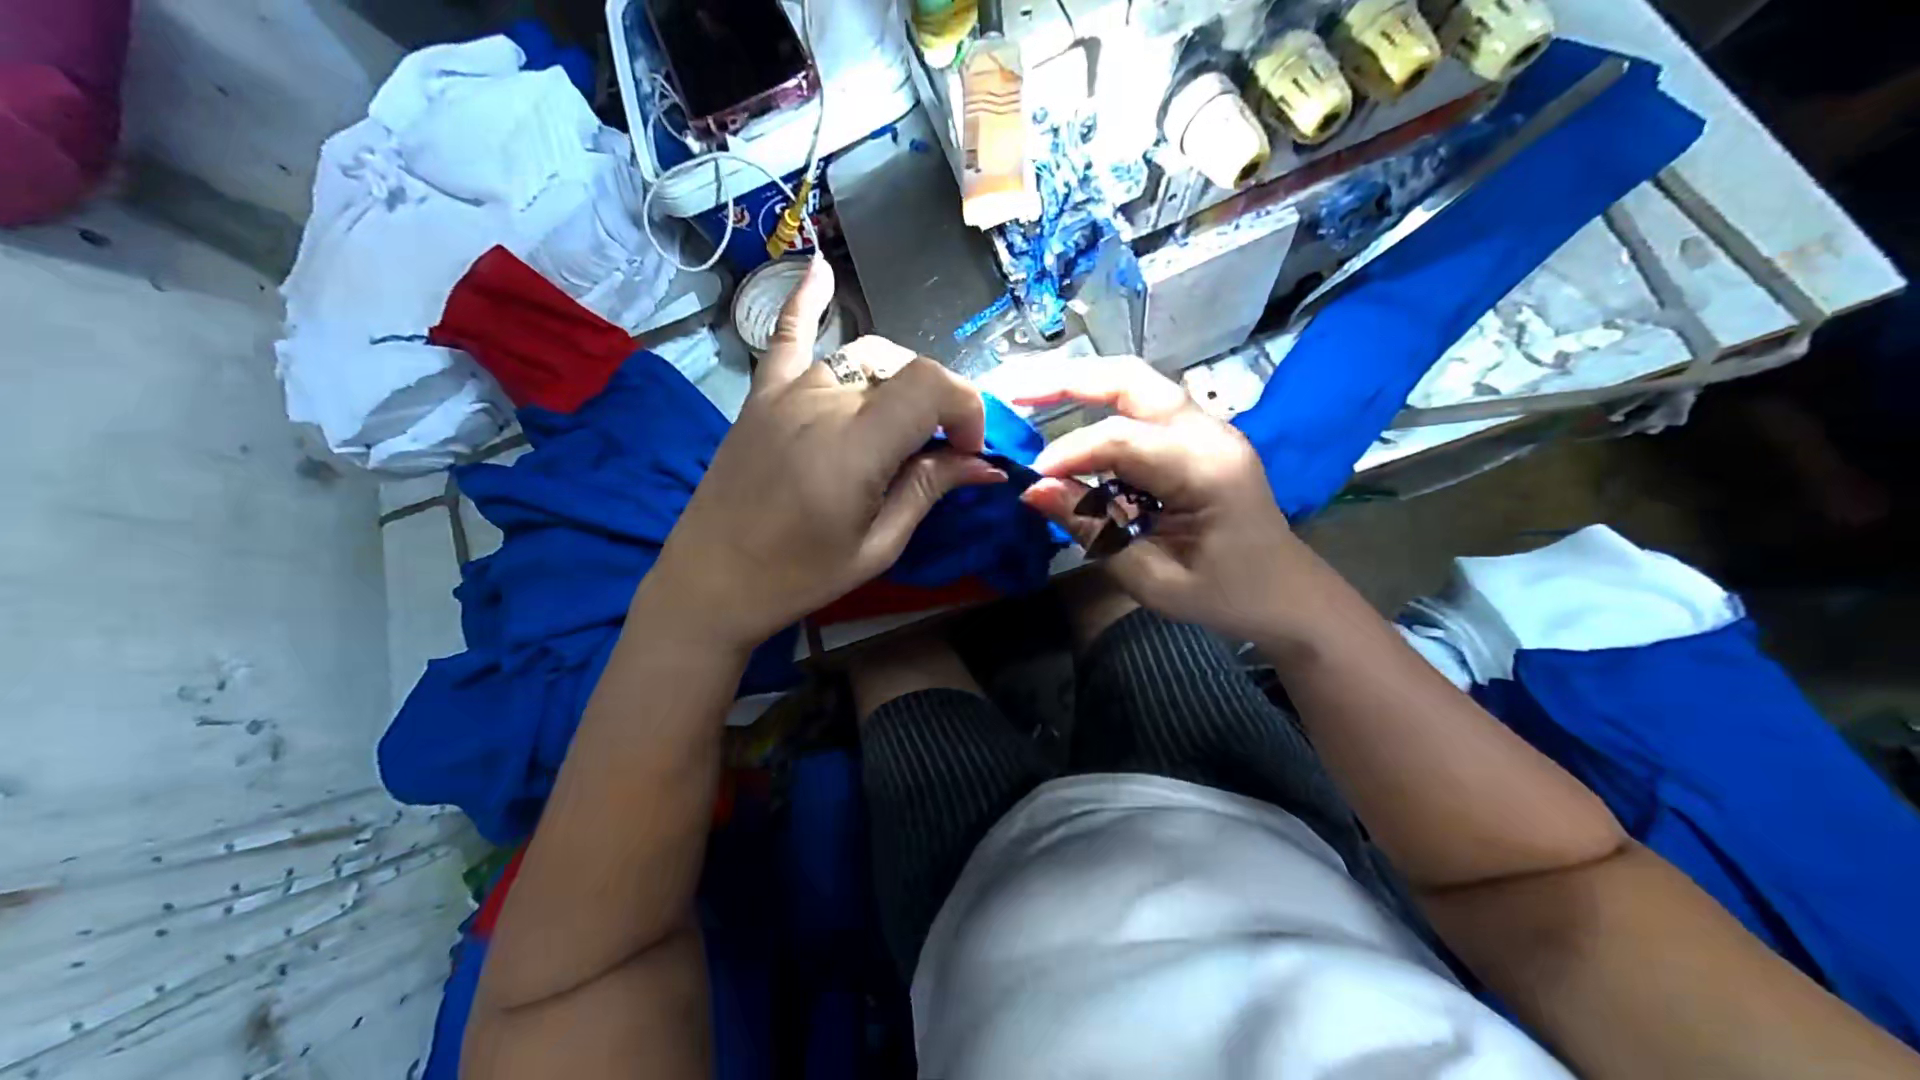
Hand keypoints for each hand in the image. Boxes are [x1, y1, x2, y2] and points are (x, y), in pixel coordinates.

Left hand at [643, 259, 1006, 650]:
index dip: (967, 410)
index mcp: (855, 445)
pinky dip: (806, 300)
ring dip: (898, 382)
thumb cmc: (799, 576)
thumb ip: (929, 490)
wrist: (711, 581)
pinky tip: (821, 269)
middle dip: (938, 406)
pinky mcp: (761, 395)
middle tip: (939, 454)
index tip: (969, 452)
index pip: (932, 386)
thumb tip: (985, 464)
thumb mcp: (877, 545)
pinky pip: (787, 336)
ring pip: (864, 357)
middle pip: (905, 370)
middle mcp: (824, 402)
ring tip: (902, 426)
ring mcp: (788, 392)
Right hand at [1008, 355, 1316, 642]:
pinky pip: (1143, 409)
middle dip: (1068, 380)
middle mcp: (1209, 432)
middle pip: (1130, 379)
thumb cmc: (1225, 595)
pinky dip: (1101, 408)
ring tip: (1030, 395)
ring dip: (1082, 385)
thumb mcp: (1152, 577)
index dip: (1069, 454)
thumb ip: (1093, 529)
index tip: (1030, 479)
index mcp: (1206, 468)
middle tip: (1015, 391)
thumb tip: (1033, 490)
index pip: (1122, 439)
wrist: (1288, 596)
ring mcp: (1208, 429)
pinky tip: (1070, 420)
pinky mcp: (1199, 438)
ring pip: (1136, 384)